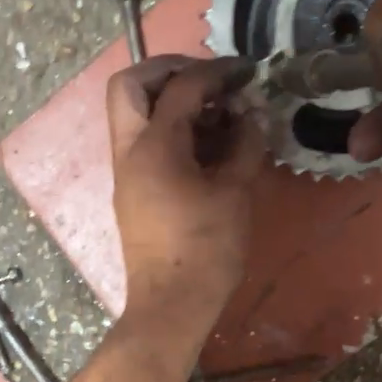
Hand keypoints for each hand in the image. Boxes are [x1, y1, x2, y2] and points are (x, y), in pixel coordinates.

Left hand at [108, 56, 265, 324]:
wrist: (171, 308)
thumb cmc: (205, 252)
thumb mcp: (234, 195)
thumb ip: (245, 147)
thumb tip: (253, 116)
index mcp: (152, 146)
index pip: (181, 86)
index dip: (217, 73)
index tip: (247, 75)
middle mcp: (130, 153)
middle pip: (133, 86)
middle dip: (170, 74)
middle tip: (210, 86)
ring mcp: (127, 176)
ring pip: (136, 118)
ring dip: (172, 107)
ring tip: (218, 121)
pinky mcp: (134, 198)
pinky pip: (146, 148)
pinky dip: (171, 136)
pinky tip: (208, 153)